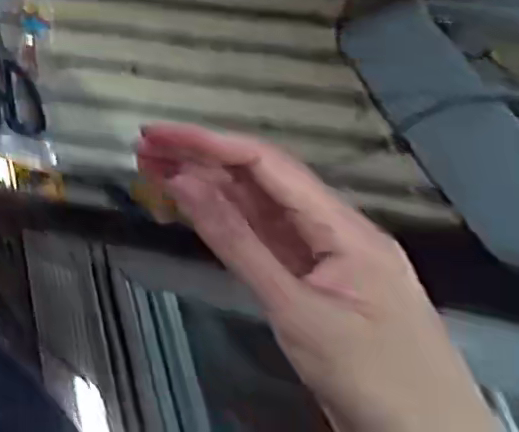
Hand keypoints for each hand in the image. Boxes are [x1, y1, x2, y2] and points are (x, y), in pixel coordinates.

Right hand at [138, 124, 497, 431]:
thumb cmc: (377, 383)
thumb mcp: (297, 311)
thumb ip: (235, 241)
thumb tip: (181, 180)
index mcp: (345, 230)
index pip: (265, 164)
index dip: (205, 142)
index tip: (154, 135)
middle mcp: (336, 232)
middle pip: (259, 177)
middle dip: (199, 157)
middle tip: (142, 148)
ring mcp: (326, 258)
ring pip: (257, 204)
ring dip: (204, 183)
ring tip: (151, 169)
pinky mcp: (314, 281)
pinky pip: (262, 234)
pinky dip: (221, 216)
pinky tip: (189, 206)